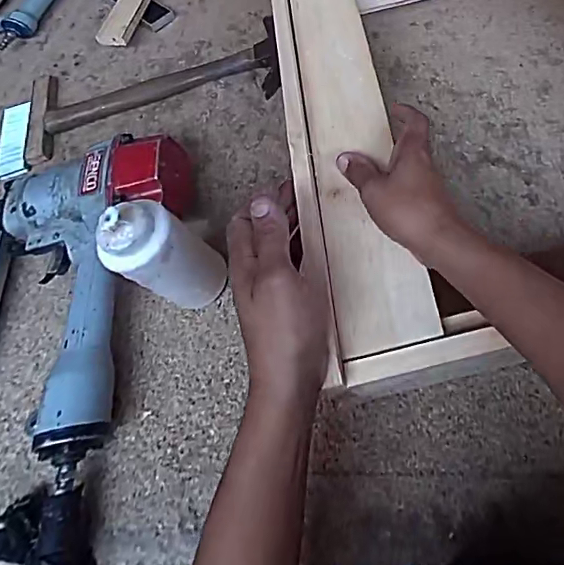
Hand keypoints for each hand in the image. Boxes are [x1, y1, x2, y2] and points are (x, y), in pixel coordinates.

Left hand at [227, 181, 329, 408]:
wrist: (291, 381)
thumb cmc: (285, 331)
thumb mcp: (278, 277)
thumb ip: (269, 240)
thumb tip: (261, 201)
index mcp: (247, 265)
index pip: (245, 220)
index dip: (263, 199)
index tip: (290, 183)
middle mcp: (255, 273)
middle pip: (260, 230)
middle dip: (278, 207)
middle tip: (305, 190)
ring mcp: (271, 288)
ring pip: (276, 244)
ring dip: (290, 224)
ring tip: (314, 208)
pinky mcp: (288, 300)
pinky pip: (291, 261)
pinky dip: (301, 244)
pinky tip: (319, 242)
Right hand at [337, 104, 477, 263]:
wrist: (440, 239)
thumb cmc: (411, 211)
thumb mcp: (374, 190)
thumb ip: (360, 173)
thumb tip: (347, 159)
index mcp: (414, 152)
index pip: (416, 121)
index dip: (407, 112)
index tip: (396, 108)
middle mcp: (425, 163)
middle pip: (414, 142)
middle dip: (397, 138)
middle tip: (379, 138)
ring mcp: (430, 182)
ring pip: (413, 164)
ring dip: (396, 162)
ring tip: (375, 168)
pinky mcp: (430, 200)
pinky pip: (412, 184)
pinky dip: (399, 183)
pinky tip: (386, 196)